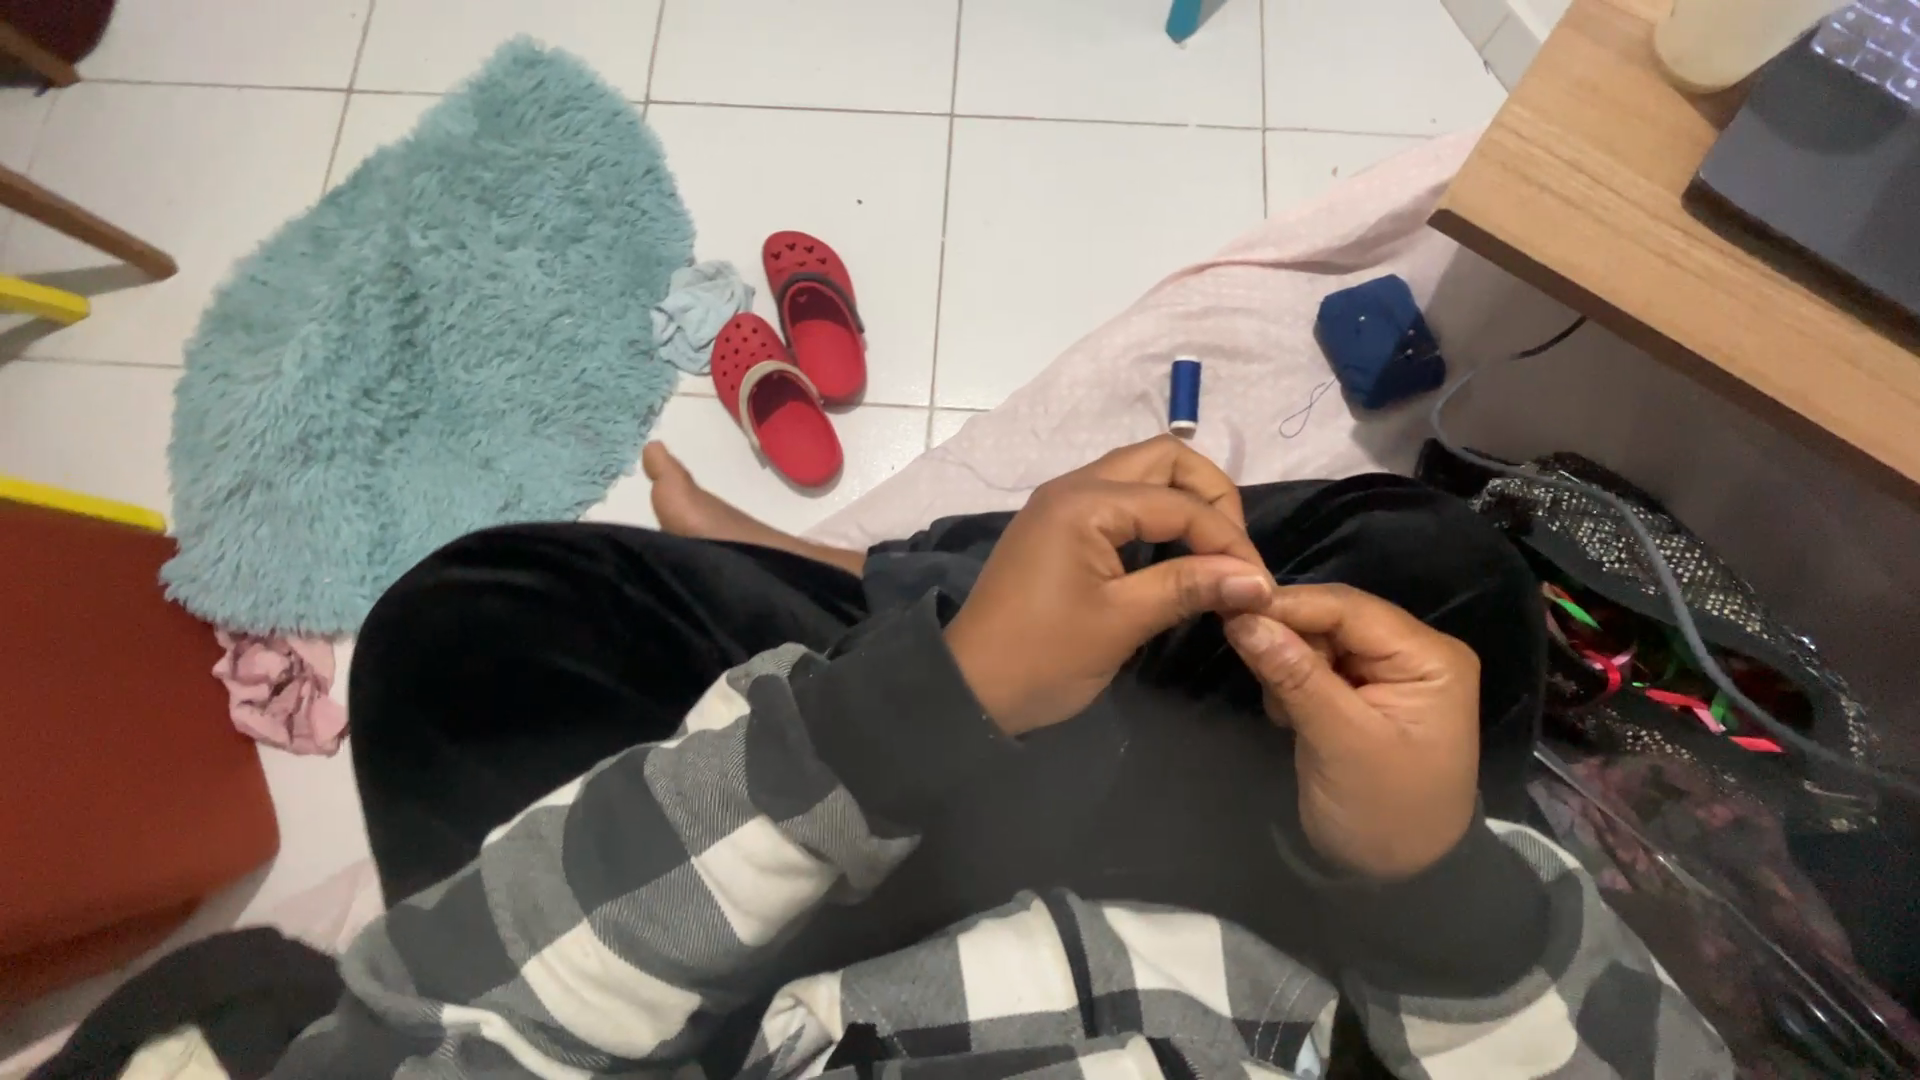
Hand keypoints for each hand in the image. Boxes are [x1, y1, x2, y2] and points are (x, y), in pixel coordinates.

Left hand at [945, 436, 1274, 736]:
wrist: (971, 688)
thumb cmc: (1043, 656)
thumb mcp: (1122, 621)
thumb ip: (1190, 587)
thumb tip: (1258, 580)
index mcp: (1084, 501)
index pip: (1180, 503)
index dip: (1228, 540)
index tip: (1259, 586)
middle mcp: (1071, 486)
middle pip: (1162, 460)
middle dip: (1211, 496)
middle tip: (1234, 551)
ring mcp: (1060, 504)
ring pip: (1140, 475)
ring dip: (1183, 502)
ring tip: (1213, 552)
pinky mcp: (1057, 527)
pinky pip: (1118, 500)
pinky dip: (1154, 517)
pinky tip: (1174, 553)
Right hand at [1225, 585, 1480, 881]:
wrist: (1394, 875)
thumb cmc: (1383, 811)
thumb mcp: (1340, 742)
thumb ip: (1293, 675)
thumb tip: (1242, 618)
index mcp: (1428, 657)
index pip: (1347, 607)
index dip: (1288, 605)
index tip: (1229, 611)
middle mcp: (1409, 651)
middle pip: (1329, 616)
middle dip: (1287, 641)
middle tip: (1261, 679)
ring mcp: (1382, 670)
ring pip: (1313, 636)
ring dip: (1285, 664)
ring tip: (1285, 712)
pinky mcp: (1355, 688)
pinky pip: (1309, 660)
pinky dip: (1288, 679)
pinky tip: (1290, 716)